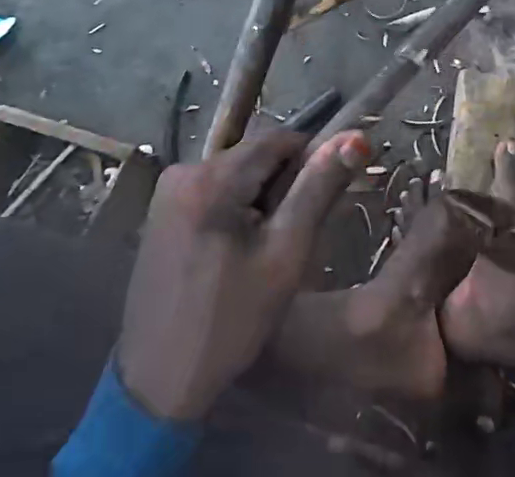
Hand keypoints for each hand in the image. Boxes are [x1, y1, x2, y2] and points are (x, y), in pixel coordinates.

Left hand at [117, 129, 370, 419]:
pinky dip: (233, 208)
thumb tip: (356, 139)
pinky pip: (211, 190)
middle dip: (280, 185)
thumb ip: (318, 190)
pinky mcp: (160, 209)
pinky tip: (235, 251)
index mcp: (211, 177)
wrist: (159, 376)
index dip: (309, 158)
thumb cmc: (230, 321)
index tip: (325, 194)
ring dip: (257, 198)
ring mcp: (166, 189)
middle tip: (291, 236)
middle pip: (251, 156)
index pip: (275, 139)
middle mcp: (183, 169)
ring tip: (263, 250)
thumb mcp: (285, 255)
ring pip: (233, 173)